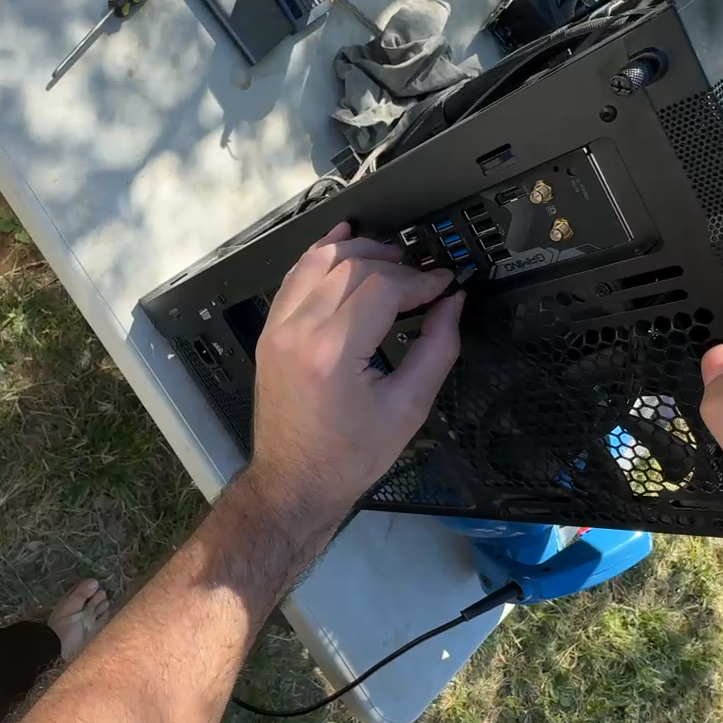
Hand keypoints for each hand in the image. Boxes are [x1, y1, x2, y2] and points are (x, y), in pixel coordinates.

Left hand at [241, 222, 464, 528]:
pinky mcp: (269, 332)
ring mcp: (276, 330)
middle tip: (422, 277)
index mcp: (331, 354)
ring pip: (316, 261)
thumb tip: (452, 303)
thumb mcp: (407, 408)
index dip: (420, 279)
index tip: (444, 284)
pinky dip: (319, 256)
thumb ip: (436, 348)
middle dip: (394, 263)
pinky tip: (341, 241)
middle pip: (350, 267)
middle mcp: (297, 333)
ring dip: (357, 251)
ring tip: (391, 258)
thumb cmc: (348, 457)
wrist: (293, 482)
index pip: (381, 287)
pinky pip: (293, 277)